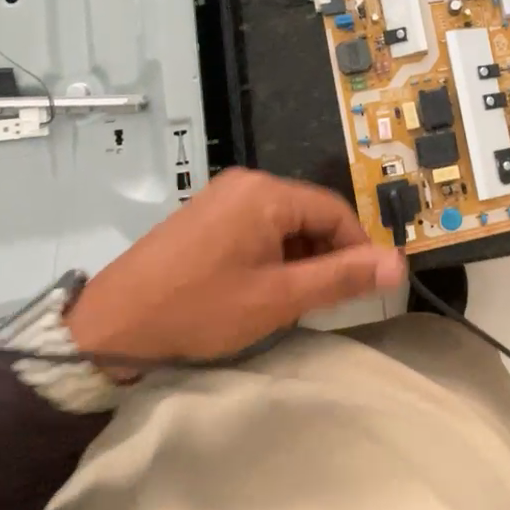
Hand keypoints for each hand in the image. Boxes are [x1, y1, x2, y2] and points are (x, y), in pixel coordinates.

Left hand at [65, 168, 404, 372]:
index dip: (357, 249)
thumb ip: (342, 278)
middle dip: (324, 255)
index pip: (336, 211)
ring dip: (297, 258)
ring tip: (288, 300)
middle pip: (309, 214)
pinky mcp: (204, 215)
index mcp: (267, 193)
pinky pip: (256, 227)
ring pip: (283, 223)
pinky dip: (270, 255)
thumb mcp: (278, 298)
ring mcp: (221, 196)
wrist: (111, 325)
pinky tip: (259, 288)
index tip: (363, 287)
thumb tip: (399, 264)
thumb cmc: (200, 309)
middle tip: (322, 300)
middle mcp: (247, 183)